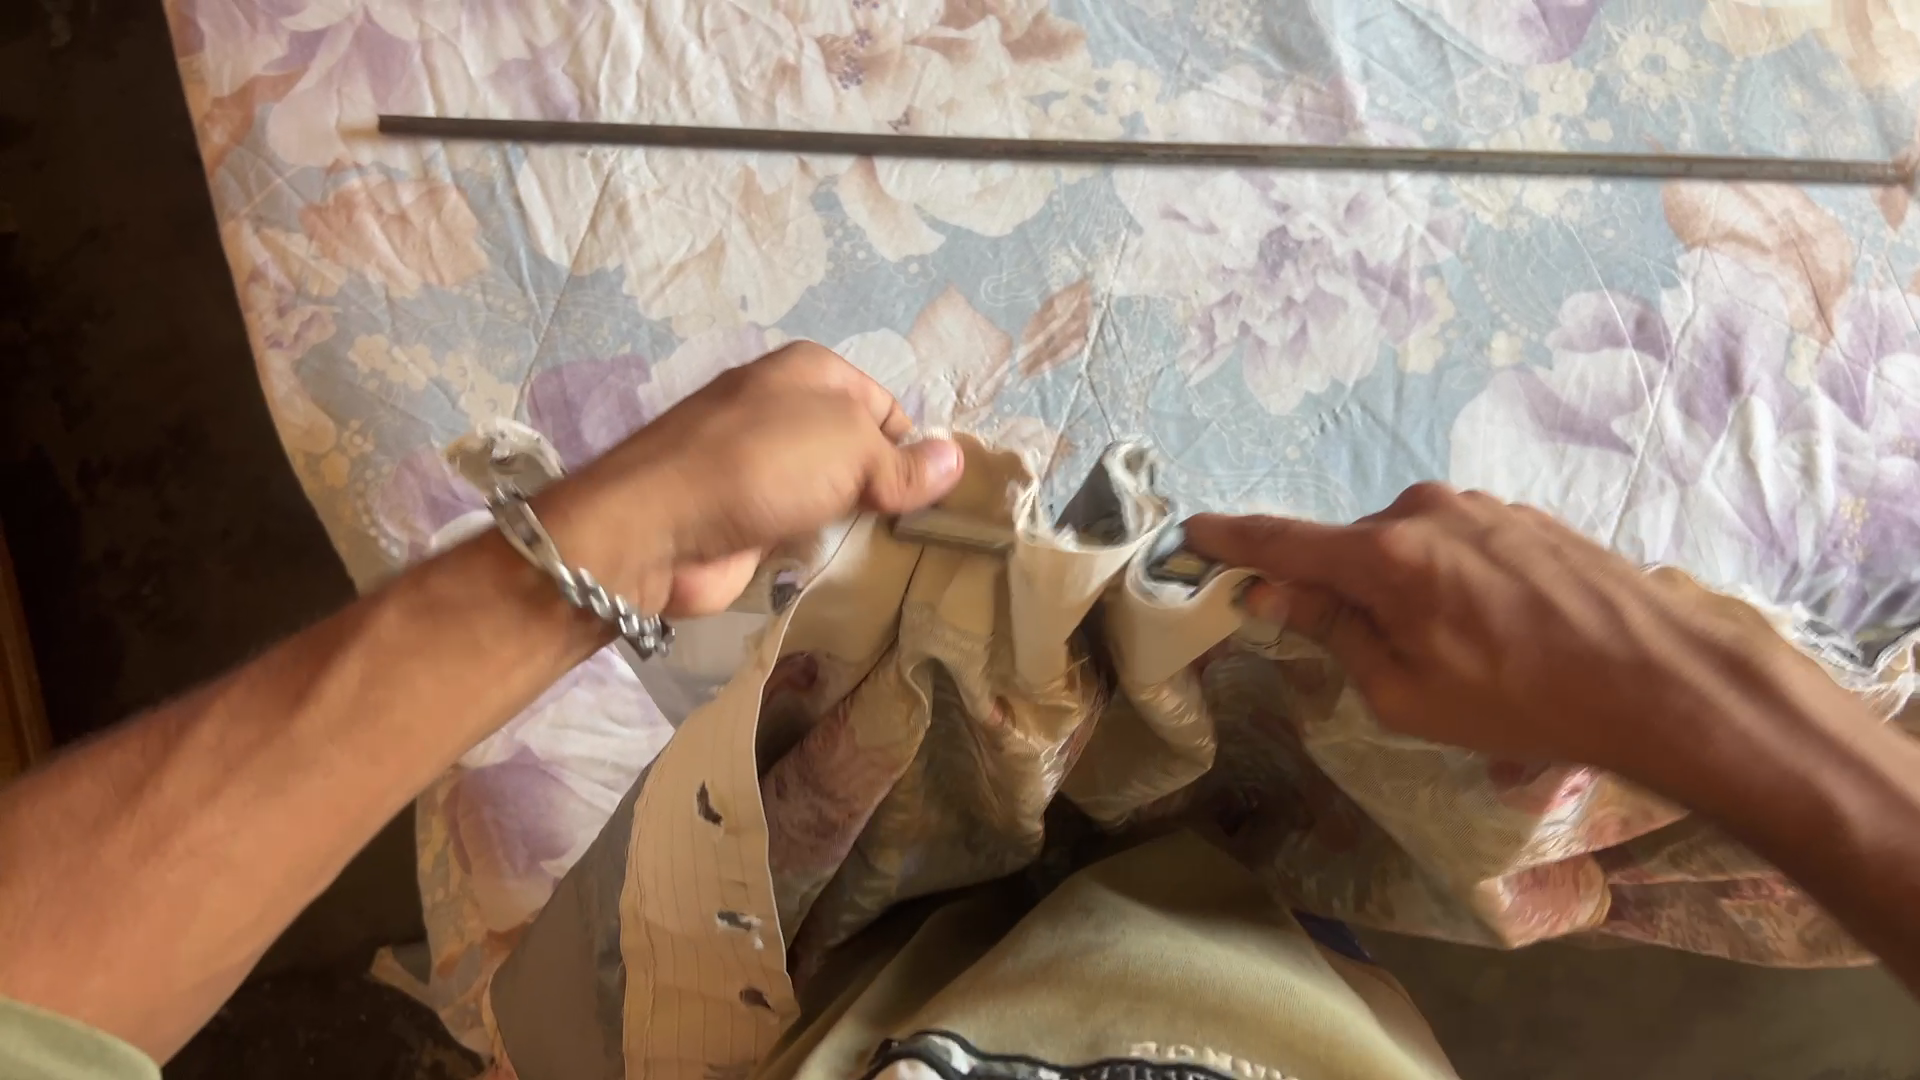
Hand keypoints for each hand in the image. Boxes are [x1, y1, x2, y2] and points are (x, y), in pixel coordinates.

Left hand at [544, 342, 963, 615]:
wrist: (660, 527)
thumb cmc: (764, 464)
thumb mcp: (850, 449)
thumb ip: (904, 462)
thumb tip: (955, 462)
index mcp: (810, 371)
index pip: (885, 405)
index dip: (912, 445)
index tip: (934, 493)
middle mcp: (785, 410)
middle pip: (859, 449)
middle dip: (888, 486)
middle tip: (920, 527)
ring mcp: (762, 464)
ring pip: (833, 489)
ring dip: (859, 518)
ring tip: (895, 550)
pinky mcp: (749, 513)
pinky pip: (806, 523)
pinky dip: (826, 540)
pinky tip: (848, 562)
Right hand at [1184, 484, 1863, 792]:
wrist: (1673, 681)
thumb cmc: (1521, 700)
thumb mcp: (1402, 691)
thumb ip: (1330, 630)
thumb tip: (1270, 592)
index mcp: (1383, 555)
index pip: (1281, 540)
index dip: (1230, 537)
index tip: (1191, 530)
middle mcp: (1420, 511)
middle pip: (1343, 546)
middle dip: (1333, 585)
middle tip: (1361, 642)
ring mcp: (1475, 505)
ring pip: (1396, 542)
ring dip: (1390, 581)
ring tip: (1444, 638)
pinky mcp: (1516, 512)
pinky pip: (1444, 538)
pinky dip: (1435, 571)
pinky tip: (1485, 616)